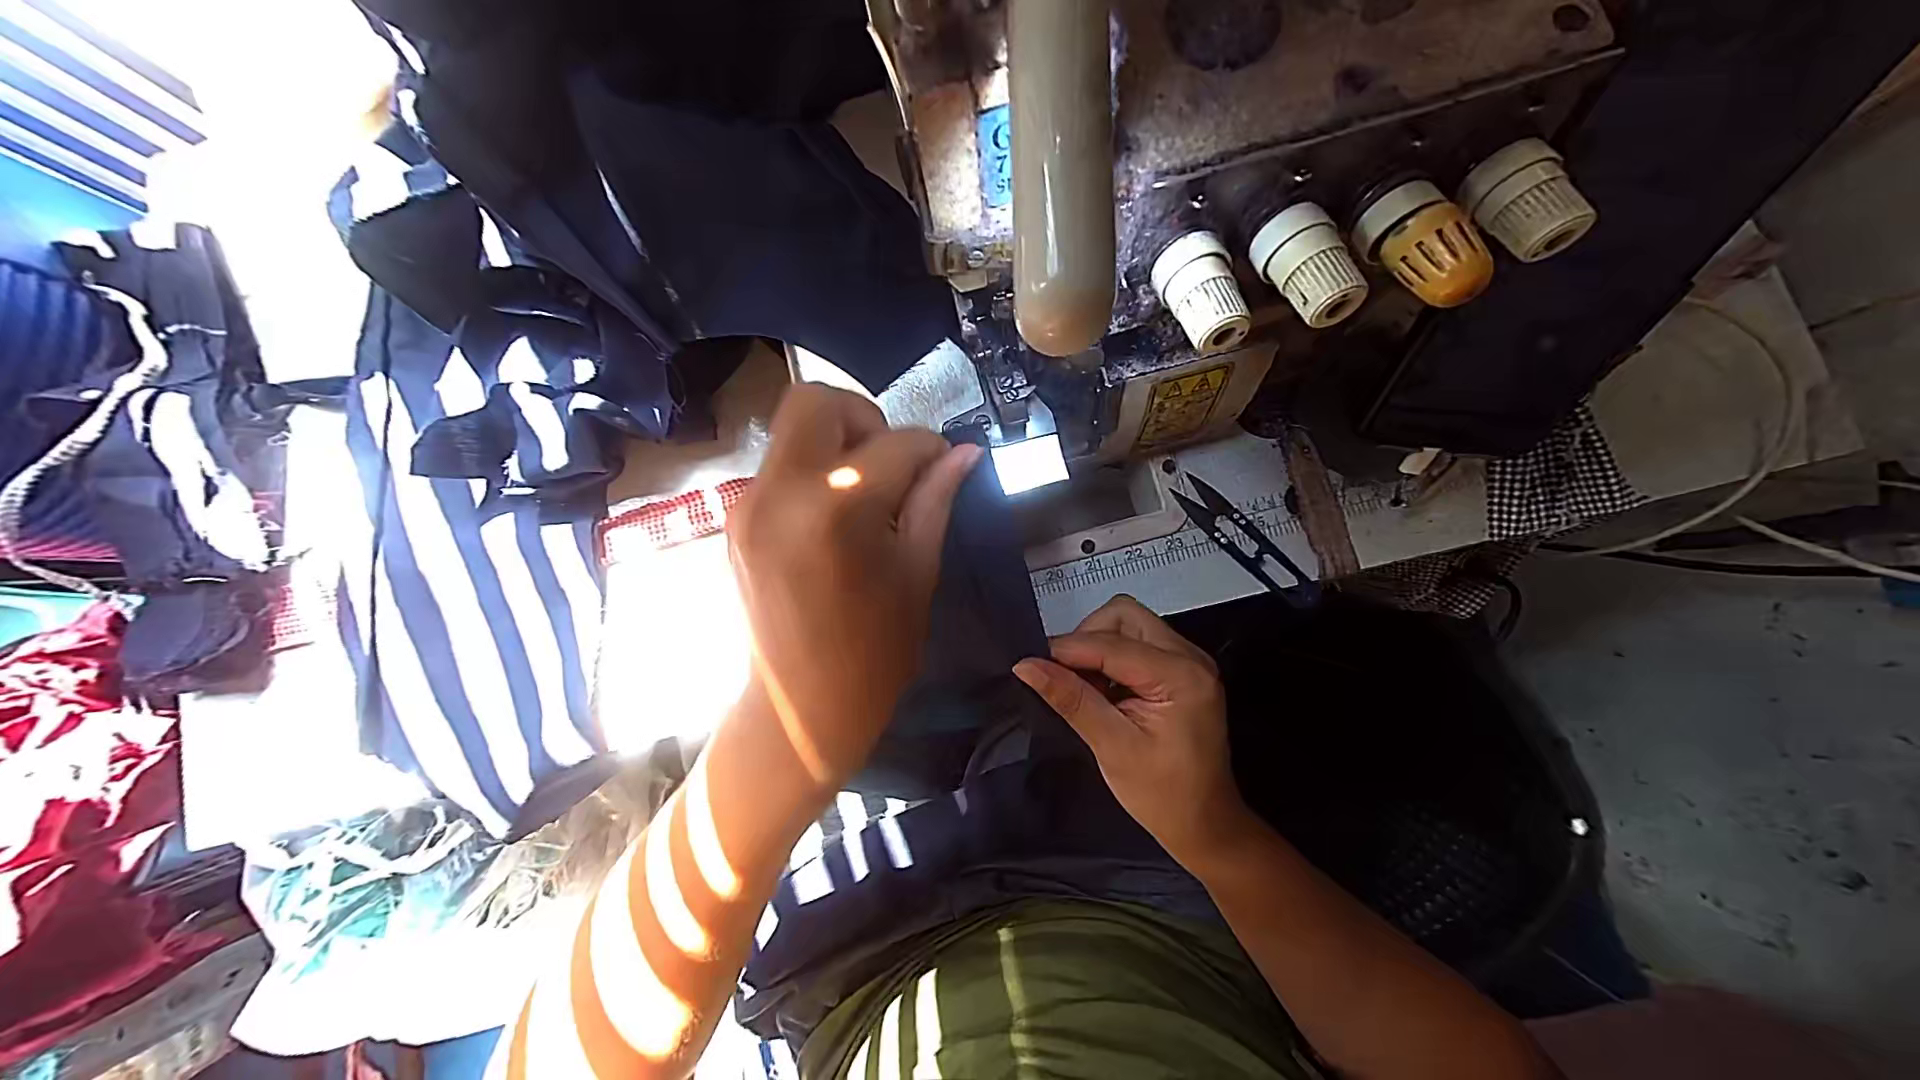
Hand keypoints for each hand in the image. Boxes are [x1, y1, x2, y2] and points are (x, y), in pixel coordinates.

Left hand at [728, 384, 980, 787]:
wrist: (798, 715)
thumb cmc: (874, 656)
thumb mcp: (917, 574)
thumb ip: (936, 500)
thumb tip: (964, 453)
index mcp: (838, 508)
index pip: (896, 442)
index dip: (931, 448)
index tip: (945, 464)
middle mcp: (780, 490)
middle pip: (817, 401)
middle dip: (865, 419)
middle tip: (892, 467)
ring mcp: (749, 504)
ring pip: (792, 429)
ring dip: (837, 442)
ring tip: (868, 495)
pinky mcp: (736, 520)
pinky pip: (779, 465)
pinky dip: (814, 469)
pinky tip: (838, 516)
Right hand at [1013, 595, 1255, 865]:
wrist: (1205, 825)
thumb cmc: (1163, 795)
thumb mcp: (1112, 747)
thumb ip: (1071, 699)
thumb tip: (1026, 666)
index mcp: (1181, 675)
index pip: (1112, 644)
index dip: (1067, 650)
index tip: (1030, 665)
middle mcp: (1190, 657)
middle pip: (1124, 616)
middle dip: (1086, 639)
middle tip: (1064, 676)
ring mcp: (1188, 660)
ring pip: (1128, 625)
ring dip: (1097, 647)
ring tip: (1083, 687)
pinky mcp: (1180, 669)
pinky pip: (1137, 643)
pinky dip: (1110, 657)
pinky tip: (1100, 690)